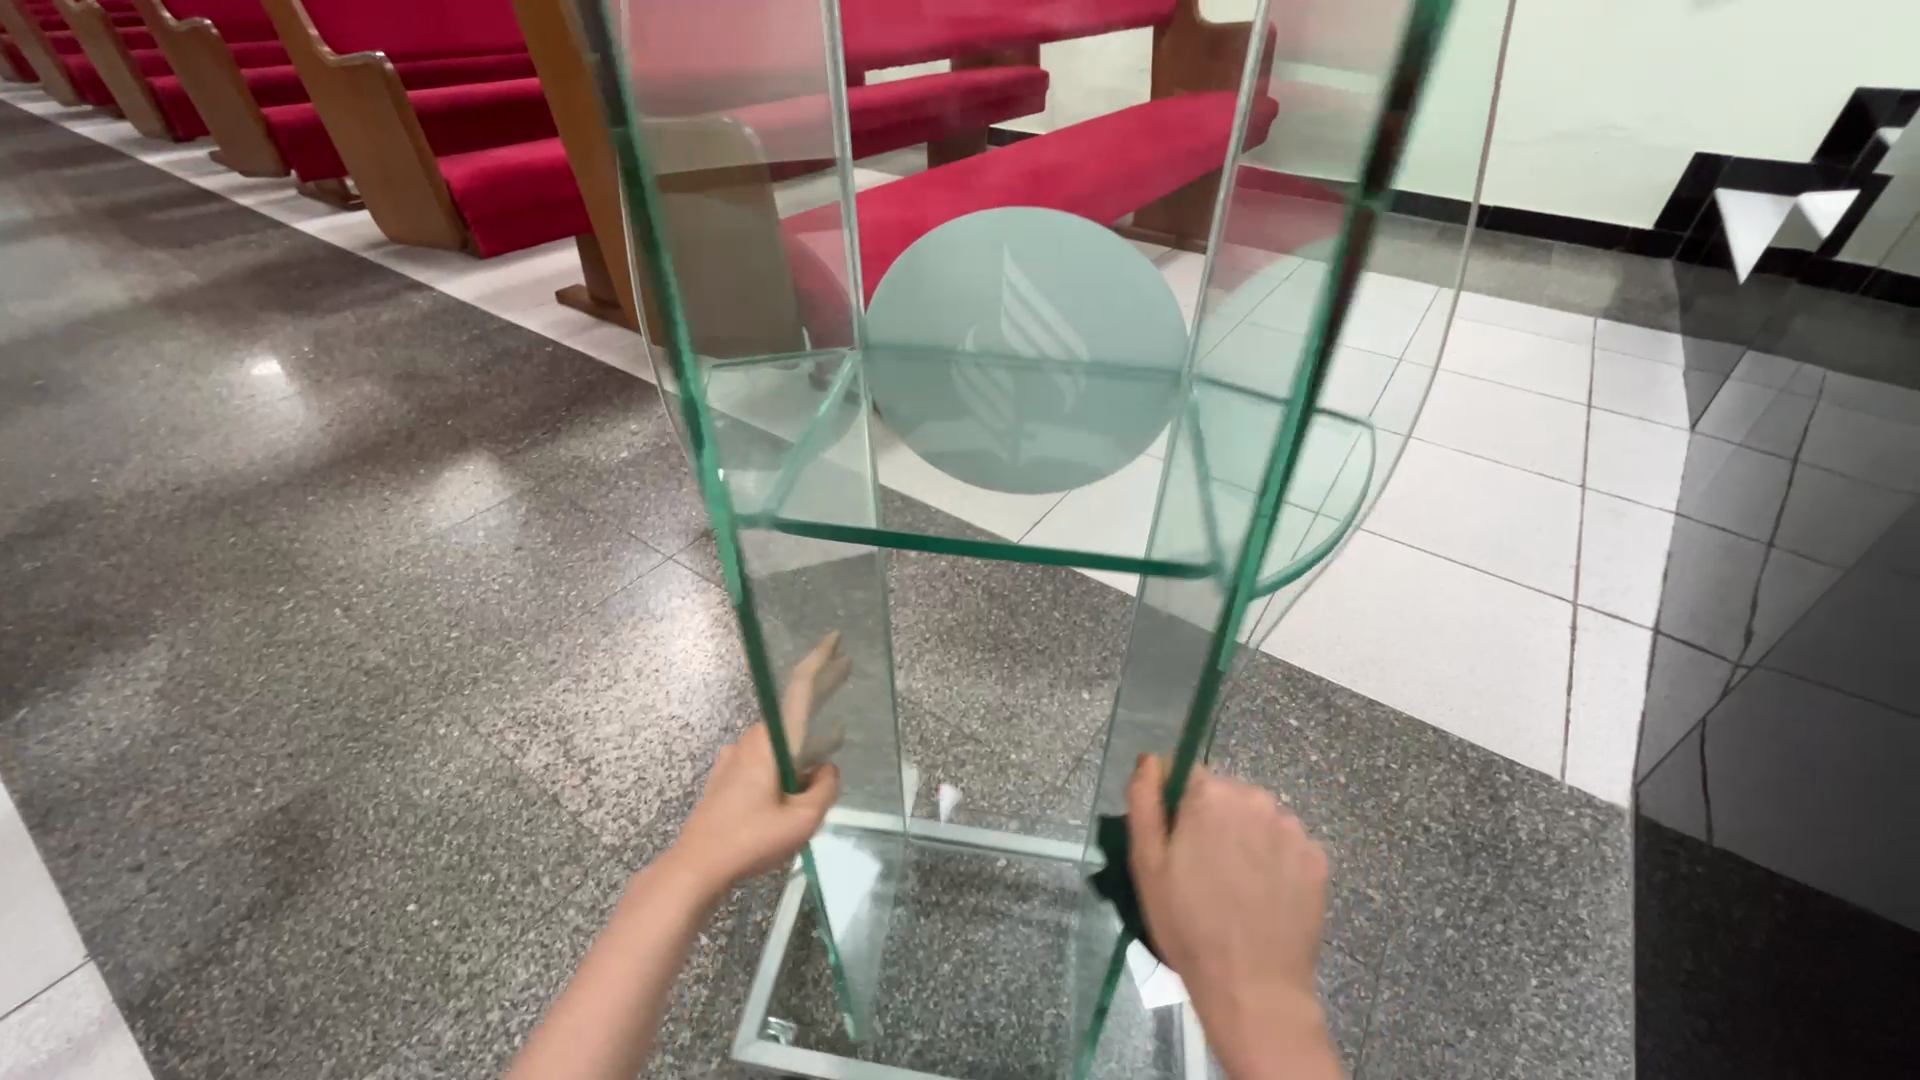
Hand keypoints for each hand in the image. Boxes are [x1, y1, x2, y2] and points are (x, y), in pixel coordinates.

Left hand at [660, 634, 849, 899]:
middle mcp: (754, 741)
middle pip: (794, 708)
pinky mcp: (729, 777)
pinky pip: (767, 757)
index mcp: (773, 743)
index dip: (820, 661)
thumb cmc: (750, 841)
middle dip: (823, 689)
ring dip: (809, 737)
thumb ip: (825, 788)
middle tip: (847, 669)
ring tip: (836, 737)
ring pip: (783, 739)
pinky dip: (789, 760)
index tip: (835, 638)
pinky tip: (801, 779)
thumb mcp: (804, 819)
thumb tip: (827, 770)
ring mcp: (738, 758)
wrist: (695, 868)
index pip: (800, 689)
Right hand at [1126, 755, 1333, 1075]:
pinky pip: (1285, 845)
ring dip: (1244, 839)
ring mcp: (1292, 829)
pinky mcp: (1318, 859)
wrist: (1252, 987)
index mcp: (1211, 795)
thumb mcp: (1146, 862)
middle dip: (1211, 821)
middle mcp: (1256, 799)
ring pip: (1257, 819)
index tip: (1175, 843)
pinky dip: (1273, 862)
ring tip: (1234, 887)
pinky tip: (1263, 896)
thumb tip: (1150, 760)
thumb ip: (1143, 800)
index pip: (1187, 774)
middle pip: (1224, 795)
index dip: (1177, 806)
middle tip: (1201, 871)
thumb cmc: (1187, 923)